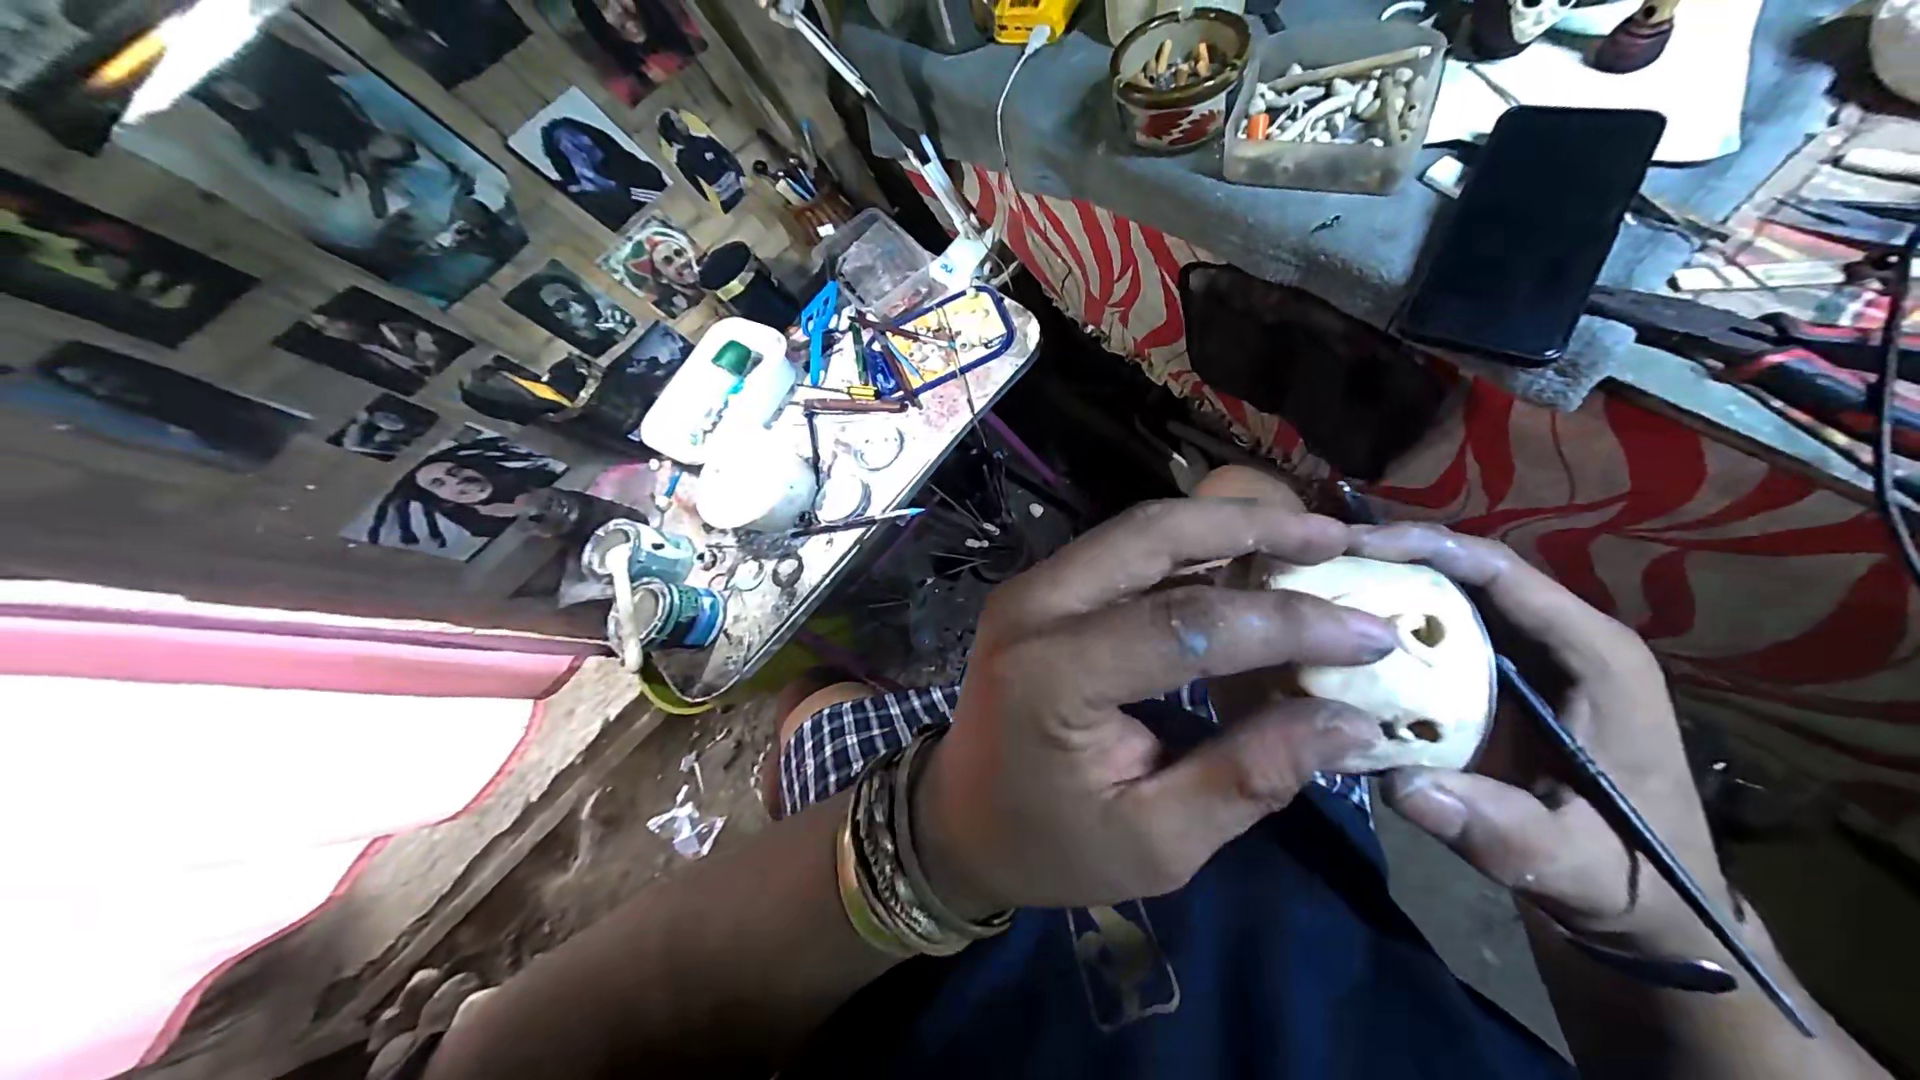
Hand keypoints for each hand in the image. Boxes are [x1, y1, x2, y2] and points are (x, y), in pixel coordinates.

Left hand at [911, 499, 1400, 916]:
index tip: (1371, 633)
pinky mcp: (1040, 589)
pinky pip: (1124, 549)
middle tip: (1338, 540)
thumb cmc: (1047, 843)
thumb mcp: (1153, 841)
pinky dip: (1190, 546)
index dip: (1285, 622)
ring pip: (1139, 529)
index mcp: (1052, 676)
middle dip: (1253, 527)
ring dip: (1223, 526)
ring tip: (1306, 540)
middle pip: (1154, 534)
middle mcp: (1034, 608)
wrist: (957, 816)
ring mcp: (1031, 589)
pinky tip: (1244, 561)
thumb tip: (1350, 722)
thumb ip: (1247, 777)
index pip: (1185, 624)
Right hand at [1350, 524, 1727, 949]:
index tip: (1354, 547)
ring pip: (1445, 593)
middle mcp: (1557, 639)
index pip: (1506, 575)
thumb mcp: (1567, 861)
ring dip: (1381, 582)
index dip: (1429, 549)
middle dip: (1388, 557)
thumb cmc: (1620, 870)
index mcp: (1593, 658)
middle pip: (1466, 571)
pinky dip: (1385, 619)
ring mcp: (1524, 655)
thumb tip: (1405, 786)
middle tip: (1313, 560)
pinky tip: (1335, 627)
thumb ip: (1498, 827)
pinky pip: (1434, 627)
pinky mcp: (1495, 673)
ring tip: (1312, 582)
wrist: (1632, 892)